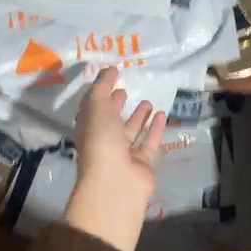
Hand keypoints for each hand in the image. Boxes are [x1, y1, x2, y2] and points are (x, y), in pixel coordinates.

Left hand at [62, 68, 166, 250]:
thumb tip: (110, 69)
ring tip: (148, 102)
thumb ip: (102, 87)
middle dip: (117, 106)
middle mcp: (104, 142)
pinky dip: (155, 129)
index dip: (100, 93)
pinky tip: (163, 114)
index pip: (92, 109)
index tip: (112, 78)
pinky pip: (149, 142)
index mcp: (88, 129)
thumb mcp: (97, 107)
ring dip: (139, 117)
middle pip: (111, 121)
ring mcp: (124, 155)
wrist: (116, 182)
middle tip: (126, 91)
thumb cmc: (101, 141)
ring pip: (131, 132)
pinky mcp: (143, 164)